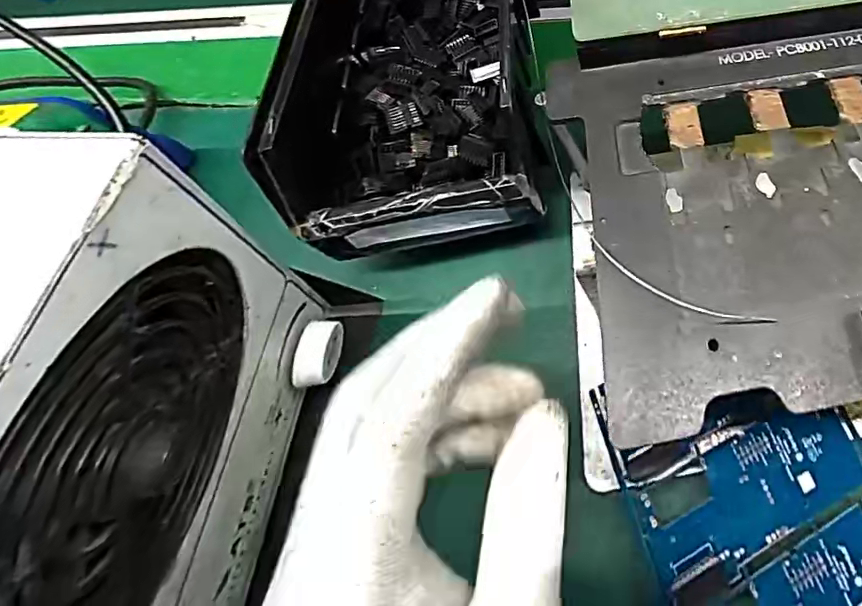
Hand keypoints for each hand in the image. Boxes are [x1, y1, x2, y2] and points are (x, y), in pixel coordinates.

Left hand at [263, 277, 566, 605]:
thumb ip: (529, 517)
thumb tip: (546, 418)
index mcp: (350, 563)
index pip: (396, 415)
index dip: (453, 340)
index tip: (498, 298)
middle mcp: (314, 547)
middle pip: (367, 404)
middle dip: (444, 345)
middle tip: (509, 321)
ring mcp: (314, 551)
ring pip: (373, 430)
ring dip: (450, 396)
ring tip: (521, 398)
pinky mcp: (329, 559)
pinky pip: (378, 466)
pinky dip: (436, 437)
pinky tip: (486, 442)